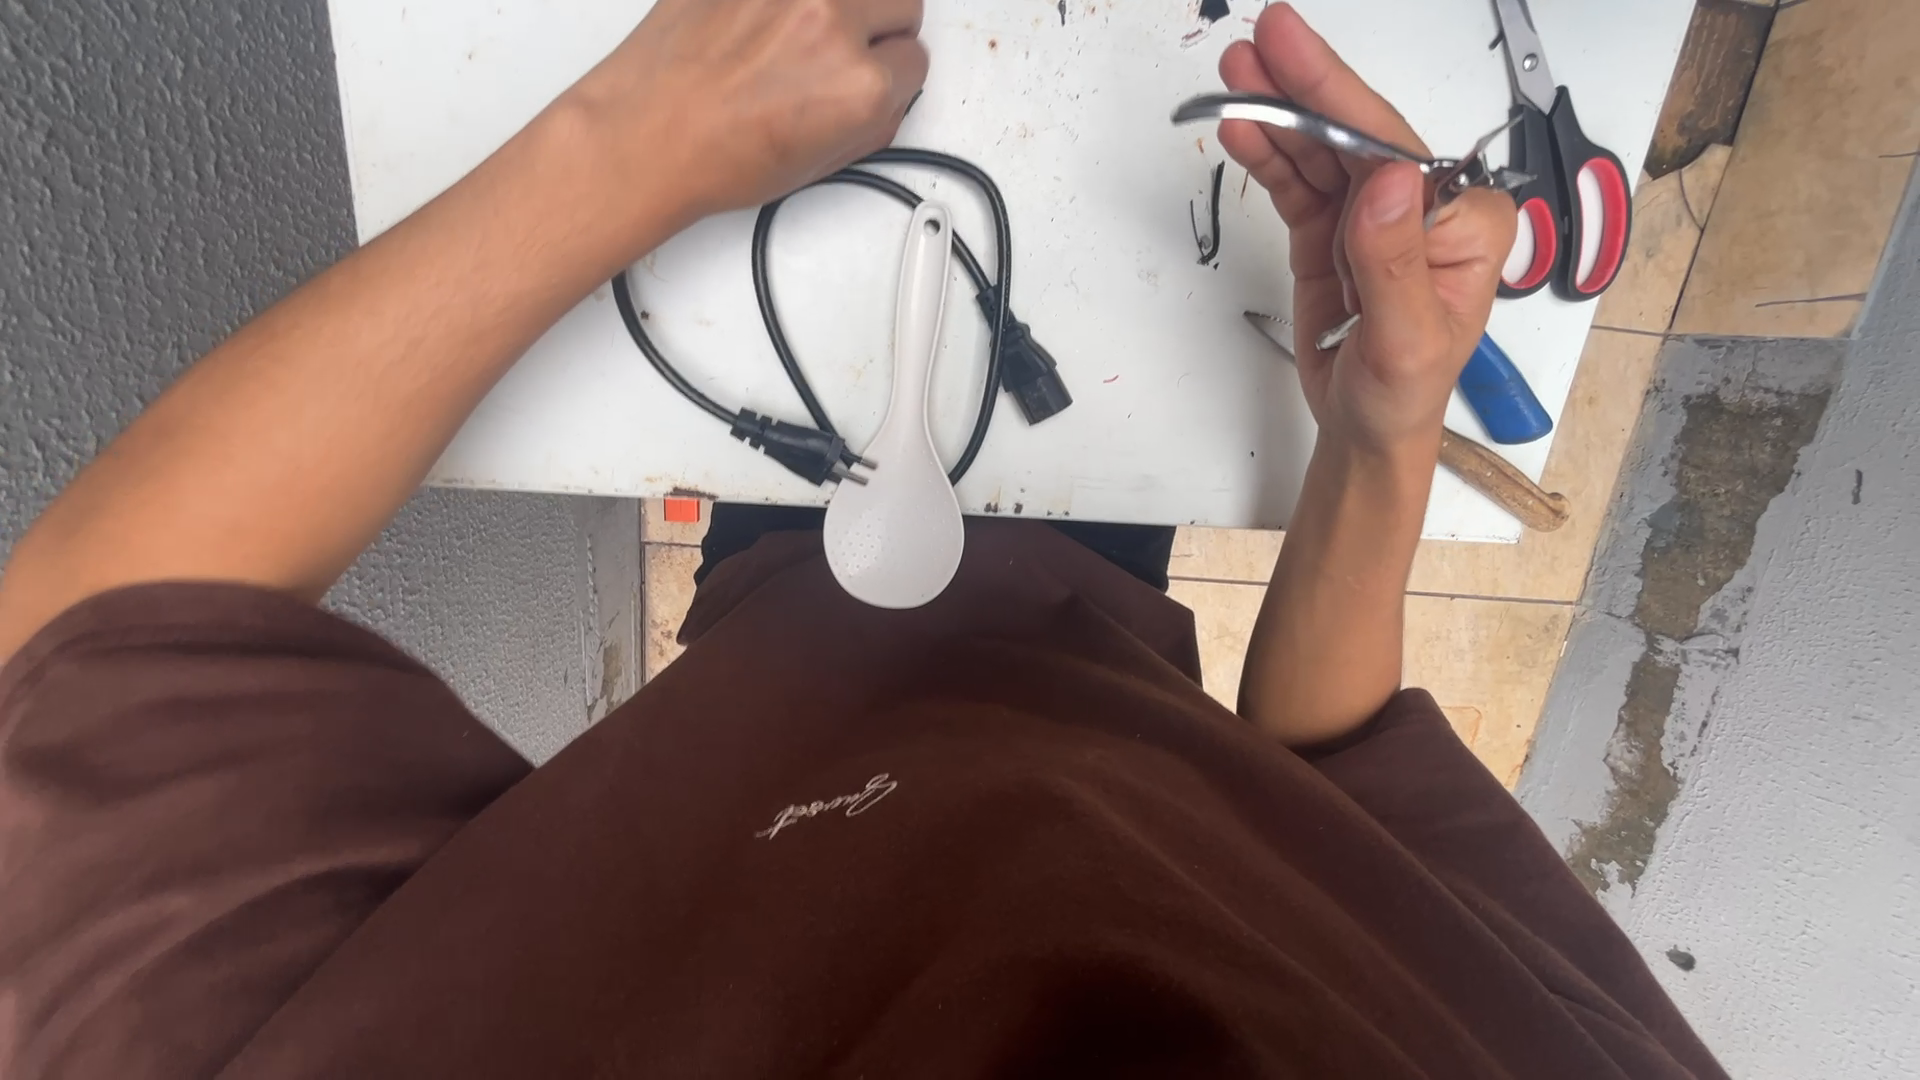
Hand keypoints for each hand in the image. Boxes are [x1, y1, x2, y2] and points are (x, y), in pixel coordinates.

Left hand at [567, 0, 928, 223]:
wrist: (653, 133)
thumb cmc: (721, 157)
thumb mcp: (821, 165)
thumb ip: (871, 124)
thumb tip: (889, 94)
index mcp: (860, 86)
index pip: (917, 62)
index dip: (898, 78)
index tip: (880, 81)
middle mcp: (832, 22)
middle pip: (904, 1)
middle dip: (887, 29)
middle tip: (858, 50)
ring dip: (852, 4)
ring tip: (819, 31)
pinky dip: (798, 1)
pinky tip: (773, 22)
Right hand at [1217, 4, 1514, 452]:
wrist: (1367, 427)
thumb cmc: (1401, 394)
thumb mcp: (1405, 340)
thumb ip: (1395, 262)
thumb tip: (1388, 182)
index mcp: (1460, 221)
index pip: (1392, 150)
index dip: (1339, 99)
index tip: (1292, 53)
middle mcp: (1419, 208)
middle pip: (1354, 137)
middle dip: (1304, 90)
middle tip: (1256, 44)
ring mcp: (1369, 222)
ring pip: (1320, 157)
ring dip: (1278, 118)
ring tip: (1235, 80)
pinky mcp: (1332, 239)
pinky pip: (1299, 190)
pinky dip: (1270, 162)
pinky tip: (1246, 134)